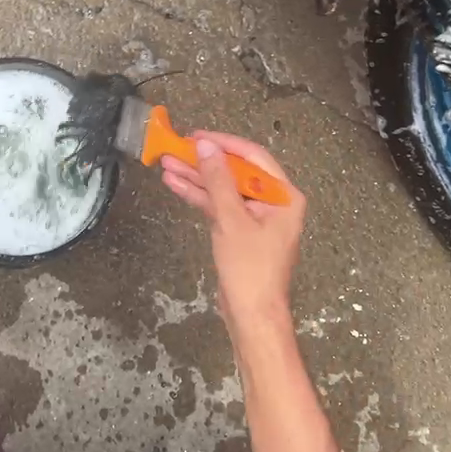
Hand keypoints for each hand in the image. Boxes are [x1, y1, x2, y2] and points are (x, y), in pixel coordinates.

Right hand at [160, 132, 306, 336]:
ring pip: (223, 188)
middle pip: (235, 171)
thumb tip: (205, 146)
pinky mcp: (240, 230)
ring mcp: (255, 217)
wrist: (252, 315)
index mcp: (284, 196)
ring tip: (167, 164)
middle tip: (176, 149)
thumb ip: (218, 179)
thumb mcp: (232, 220)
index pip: (253, 157)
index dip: (224, 144)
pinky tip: (176, 184)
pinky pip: (219, 205)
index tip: (196, 136)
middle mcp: (273, 202)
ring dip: (196, 177)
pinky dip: (199, 196)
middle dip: (204, 162)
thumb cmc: (250, 269)